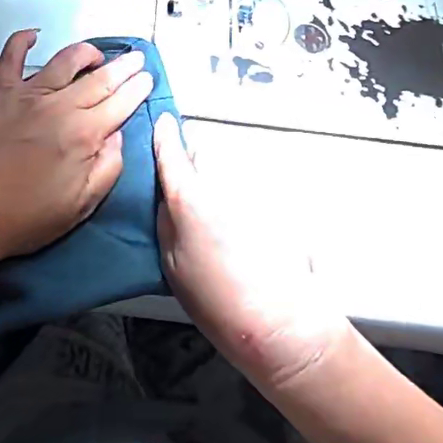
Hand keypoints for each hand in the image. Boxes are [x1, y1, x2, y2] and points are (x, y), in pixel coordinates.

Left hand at [0, 30, 153, 288]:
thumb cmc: (28, 216)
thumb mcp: (83, 204)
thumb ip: (108, 166)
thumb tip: (117, 134)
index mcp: (85, 133)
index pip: (121, 103)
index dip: (138, 89)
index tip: (147, 78)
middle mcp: (61, 105)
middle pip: (100, 78)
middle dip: (124, 66)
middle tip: (137, 58)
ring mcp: (28, 93)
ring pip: (65, 60)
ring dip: (86, 52)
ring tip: (97, 54)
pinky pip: (11, 55)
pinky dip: (22, 40)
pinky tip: (34, 35)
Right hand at [153, 113, 352, 391]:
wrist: (280, 319)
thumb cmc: (221, 300)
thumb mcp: (171, 261)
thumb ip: (164, 217)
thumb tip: (166, 195)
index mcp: (189, 196)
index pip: (171, 149)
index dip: (164, 135)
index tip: (163, 124)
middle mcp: (223, 181)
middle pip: (203, 151)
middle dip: (196, 165)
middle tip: (193, 198)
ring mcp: (254, 186)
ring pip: (231, 166)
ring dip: (224, 180)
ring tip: (225, 221)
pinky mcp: (279, 198)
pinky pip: (254, 185)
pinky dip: (248, 197)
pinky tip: (249, 230)